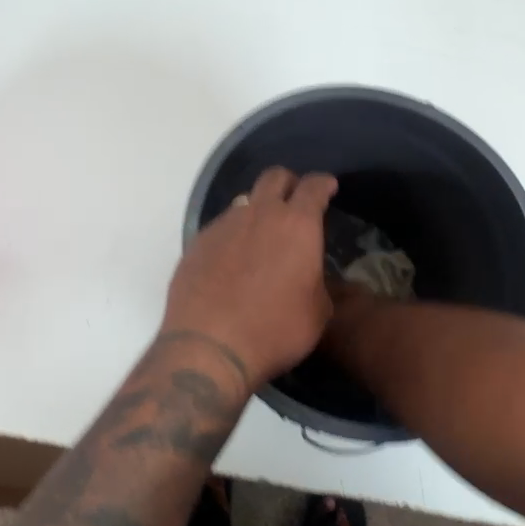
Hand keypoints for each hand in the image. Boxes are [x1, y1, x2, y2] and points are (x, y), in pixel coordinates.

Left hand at [163, 167, 338, 386]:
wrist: (209, 348)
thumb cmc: (275, 330)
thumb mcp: (317, 312)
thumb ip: (315, 280)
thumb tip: (305, 274)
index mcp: (296, 225)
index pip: (313, 187)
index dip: (324, 184)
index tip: (328, 187)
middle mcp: (259, 215)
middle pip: (274, 178)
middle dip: (288, 183)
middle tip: (295, 199)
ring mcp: (223, 227)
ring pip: (244, 203)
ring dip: (257, 212)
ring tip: (261, 238)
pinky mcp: (196, 244)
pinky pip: (220, 229)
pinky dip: (232, 238)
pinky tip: (232, 264)